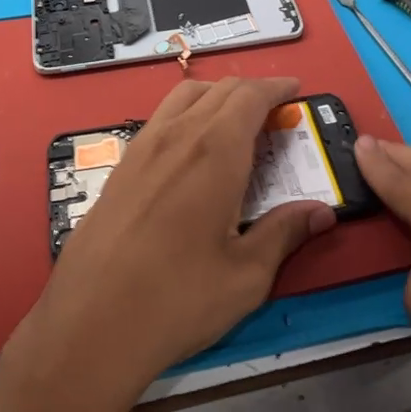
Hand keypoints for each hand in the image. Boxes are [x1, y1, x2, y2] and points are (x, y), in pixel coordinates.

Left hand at [0, 77, 336, 411]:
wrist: (90, 323)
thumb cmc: (177, 299)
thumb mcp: (246, 276)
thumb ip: (284, 233)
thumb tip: (320, 212)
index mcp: (214, 150)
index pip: (249, 96)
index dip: (276, 88)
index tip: (295, 89)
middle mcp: (177, 134)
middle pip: (219, 89)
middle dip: (251, 92)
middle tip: (275, 114)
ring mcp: (142, 147)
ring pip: (184, 97)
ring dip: (216, 97)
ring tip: (236, 125)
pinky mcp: (120, 167)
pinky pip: (160, 119)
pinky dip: (187, 115)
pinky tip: (192, 153)